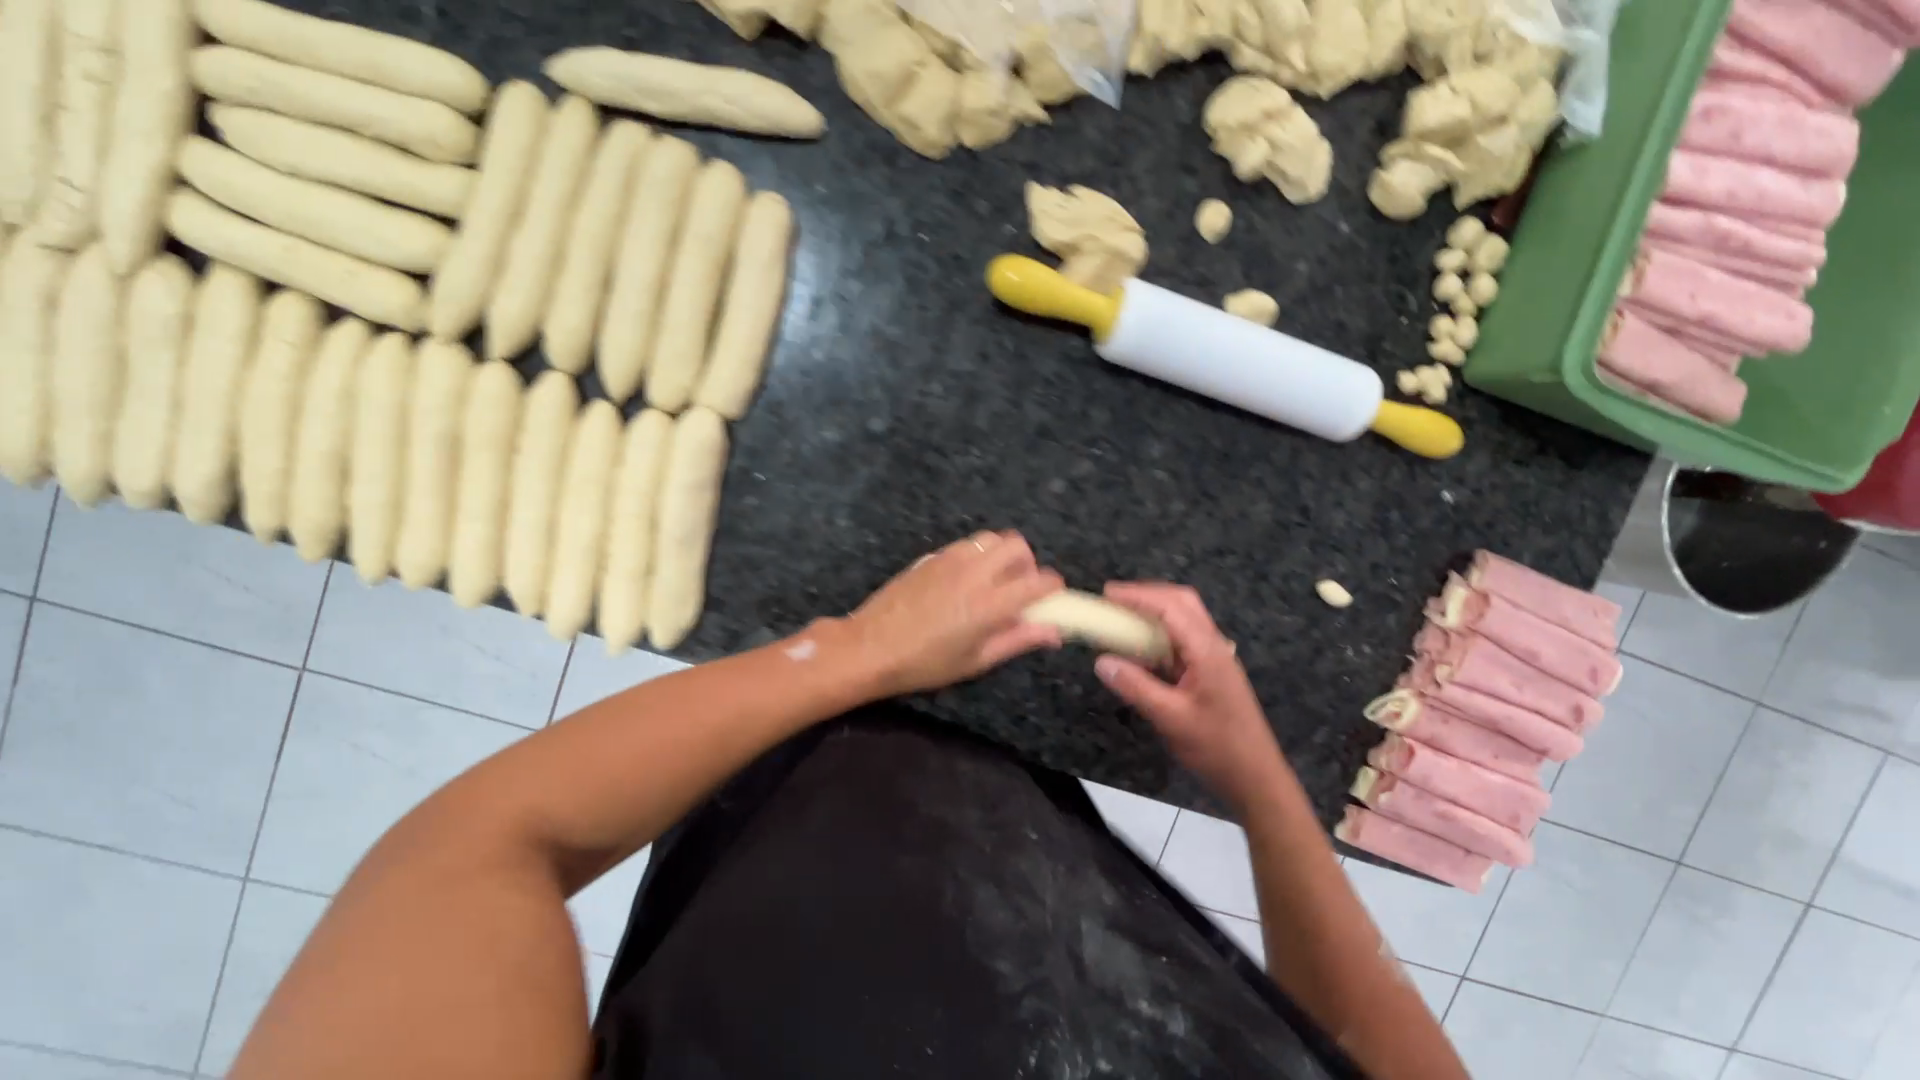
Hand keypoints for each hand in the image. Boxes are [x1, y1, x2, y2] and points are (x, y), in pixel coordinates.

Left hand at [846, 531, 1064, 696]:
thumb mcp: (976, 661)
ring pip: (991, 539)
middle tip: (1019, 588)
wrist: (869, 648)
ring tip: (992, 582)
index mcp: (990, 604)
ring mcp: (950, 560)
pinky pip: (966, 544)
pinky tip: (964, 581)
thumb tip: (1054, 633)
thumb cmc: (924, 664)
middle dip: (1028, 563)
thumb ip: (1018, 640)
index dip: (1053, 588)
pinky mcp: (931, 557)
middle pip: (1018, 545)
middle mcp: (974, 573)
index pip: (1039, 581)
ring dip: (1001, 555)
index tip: (1051, 599)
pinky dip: (977, 555)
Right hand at [1094, 582, 1290, 811]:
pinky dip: (1157, 640)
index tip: (1106, 594)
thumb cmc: (1217, 747)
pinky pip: (1181, 645)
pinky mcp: (1210, 675)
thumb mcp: (1171, 719)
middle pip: (1181, 604)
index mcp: (1207, 651)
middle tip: (1112, 601)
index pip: (1171, 607)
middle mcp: (1213, 647)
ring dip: (1152, 616)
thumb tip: (1101, 660)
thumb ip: (1136, 687)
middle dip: (1147, 596)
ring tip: (1119, 622)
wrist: (1256, 778)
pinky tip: (1138, 653)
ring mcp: (1213, 660)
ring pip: (1183, 623)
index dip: (1138, 595)